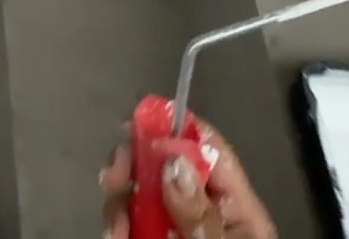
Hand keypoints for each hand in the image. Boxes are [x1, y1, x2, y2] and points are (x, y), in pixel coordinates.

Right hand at [99, 123, 275, 238]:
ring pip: (142, 193)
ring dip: (121, 202)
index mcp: (237, 209)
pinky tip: (116, 238)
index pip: (209, 147)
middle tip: (111, 177)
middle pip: (166, 163)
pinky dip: (120, 225)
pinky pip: (133, 223)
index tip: (137, 121)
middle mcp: (205, 213)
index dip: (175, 124)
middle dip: (133, 163)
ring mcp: (179, 232)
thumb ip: (201, 215)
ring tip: (116, 231)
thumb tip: (173, 160)